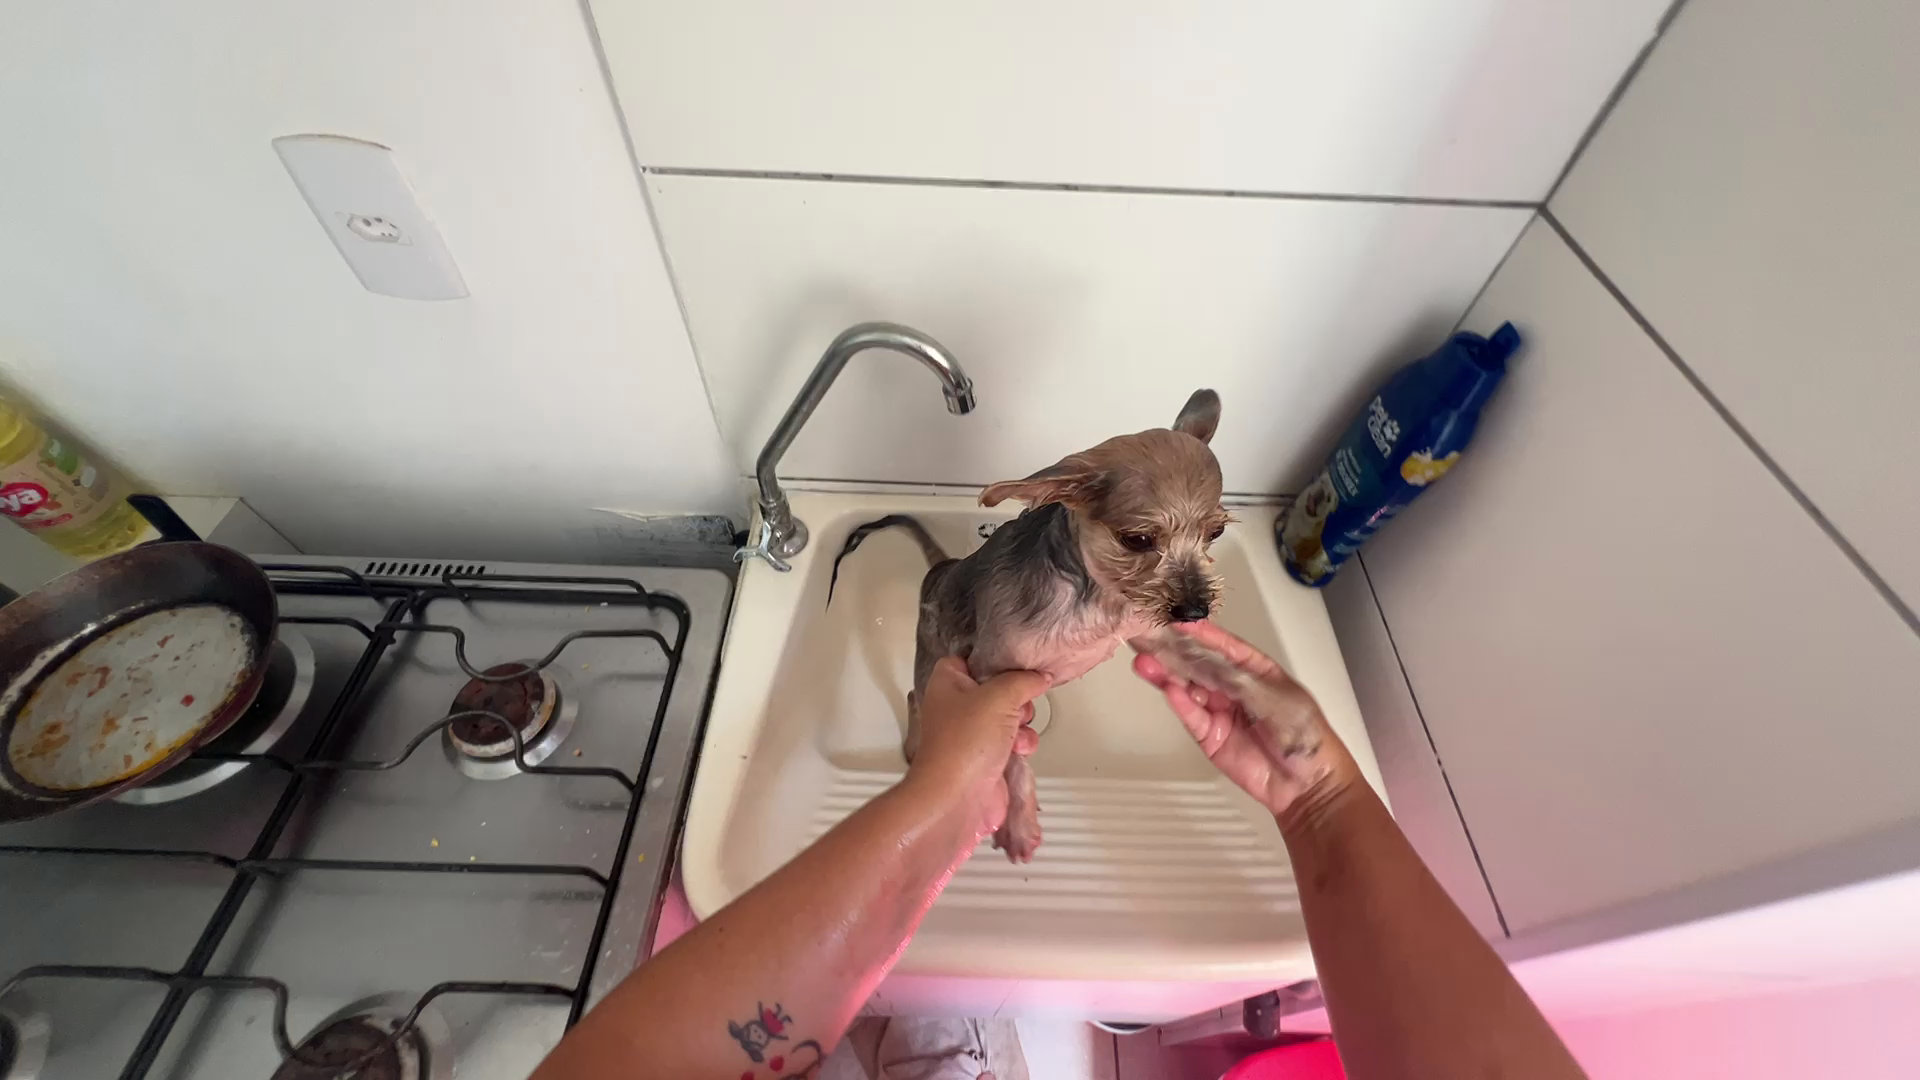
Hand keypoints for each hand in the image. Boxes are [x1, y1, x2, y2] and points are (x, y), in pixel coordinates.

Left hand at [906, 657, 1048, 838]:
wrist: (957, 798)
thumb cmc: (964, 743)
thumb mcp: (999, 696)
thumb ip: (1024, 680)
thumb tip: (1040, 675)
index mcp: (948, 681)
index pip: (972, 658)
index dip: (995, 661)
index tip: (1016, 664)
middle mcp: (957, 705)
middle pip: (999, 687)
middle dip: (1016, 698)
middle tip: (1015, 705)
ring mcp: (972, 732)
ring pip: (1010, 715)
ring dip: (1021, 723)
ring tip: (1015, 732)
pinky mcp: (986, 755)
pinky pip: (1012, 740)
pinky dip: (1020, 744)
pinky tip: (1017, 750)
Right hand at [1131, 621, 1357, 823]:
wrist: (1306, 784)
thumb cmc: (1304, 734)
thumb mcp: (1275, 696)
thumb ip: (1236, 679)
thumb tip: (1206, 662)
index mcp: (1253, 669)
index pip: (1222, 646)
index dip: (1201, 633)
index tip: (1178, 621)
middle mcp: (1232, 686)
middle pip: (1197, 663)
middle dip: (1173, 650)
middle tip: (1148, 637)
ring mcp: (1218, 709)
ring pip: (1187, 686)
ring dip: (1166, 673)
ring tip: (1145, 662)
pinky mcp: (1208, 734)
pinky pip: (1189, 713)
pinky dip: (1177, 700)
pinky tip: (1165, 687)